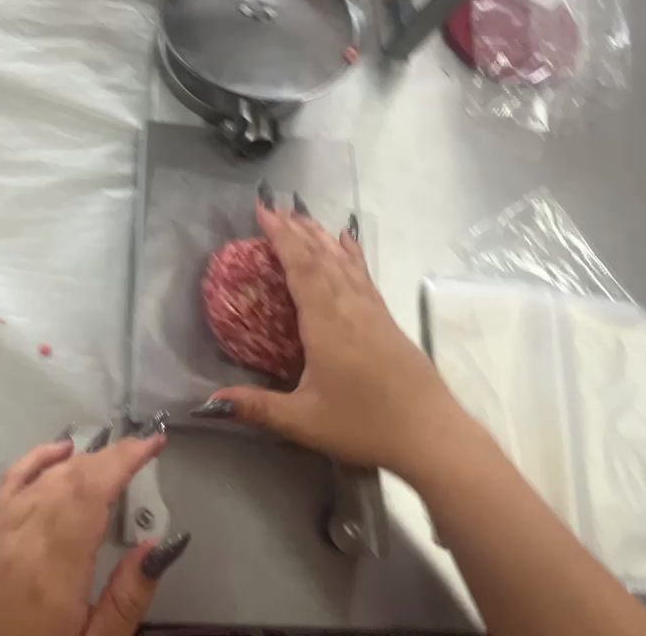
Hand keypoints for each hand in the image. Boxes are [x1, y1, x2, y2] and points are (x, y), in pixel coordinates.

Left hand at [0, 428, 188, 635]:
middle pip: (70, 478)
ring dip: (82, 459)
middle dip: (110, 455)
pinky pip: (11, 484)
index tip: (153, 442)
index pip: (91, 491)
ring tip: (115, 453)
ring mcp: (1, 536)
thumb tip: (158, 547)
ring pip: (45, 478)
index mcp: (54, 568)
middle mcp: (24, 540)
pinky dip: (36, 460)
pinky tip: (59, 451)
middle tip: (145, 447)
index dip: (123, 459)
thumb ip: (126, 598)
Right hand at [195, 197, 467, 476]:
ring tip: (301, 216)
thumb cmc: (366, 425)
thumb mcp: (305, 421)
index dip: (281, 236)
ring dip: (320, 236)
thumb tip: (213, 402)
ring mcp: (372, 310)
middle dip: (296, 229)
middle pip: (321, 256)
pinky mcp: (386, 320)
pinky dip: (351, 253)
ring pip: (343, 261)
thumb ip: (258, 407)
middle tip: (274, 208)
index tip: (263, 211)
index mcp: (326, 322)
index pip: (301, 266)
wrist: (433, 436)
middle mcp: (349, 306)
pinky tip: (347, 241)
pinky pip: (363, 274)